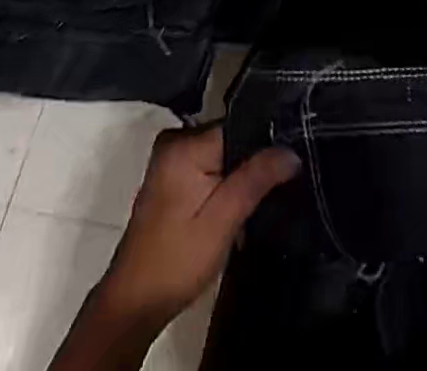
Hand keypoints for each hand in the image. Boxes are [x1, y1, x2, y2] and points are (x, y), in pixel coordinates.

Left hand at [91, 123, 301, 325]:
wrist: (135, 302)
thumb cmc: (177, 261)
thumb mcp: (223, 219)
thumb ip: (256, 178)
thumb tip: (291, 151)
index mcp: (184, 145)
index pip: (240, 125)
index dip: (267, 144)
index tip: (290, 163)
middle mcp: (175, 140)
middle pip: (233, 136)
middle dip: (256, 160)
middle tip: (280, 184)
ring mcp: (171, 157)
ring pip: (225, 151)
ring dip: (243, 173)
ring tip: (265, 194)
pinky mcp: (173, 174)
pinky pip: (212, 163)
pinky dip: (228, 180)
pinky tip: (241, 201)